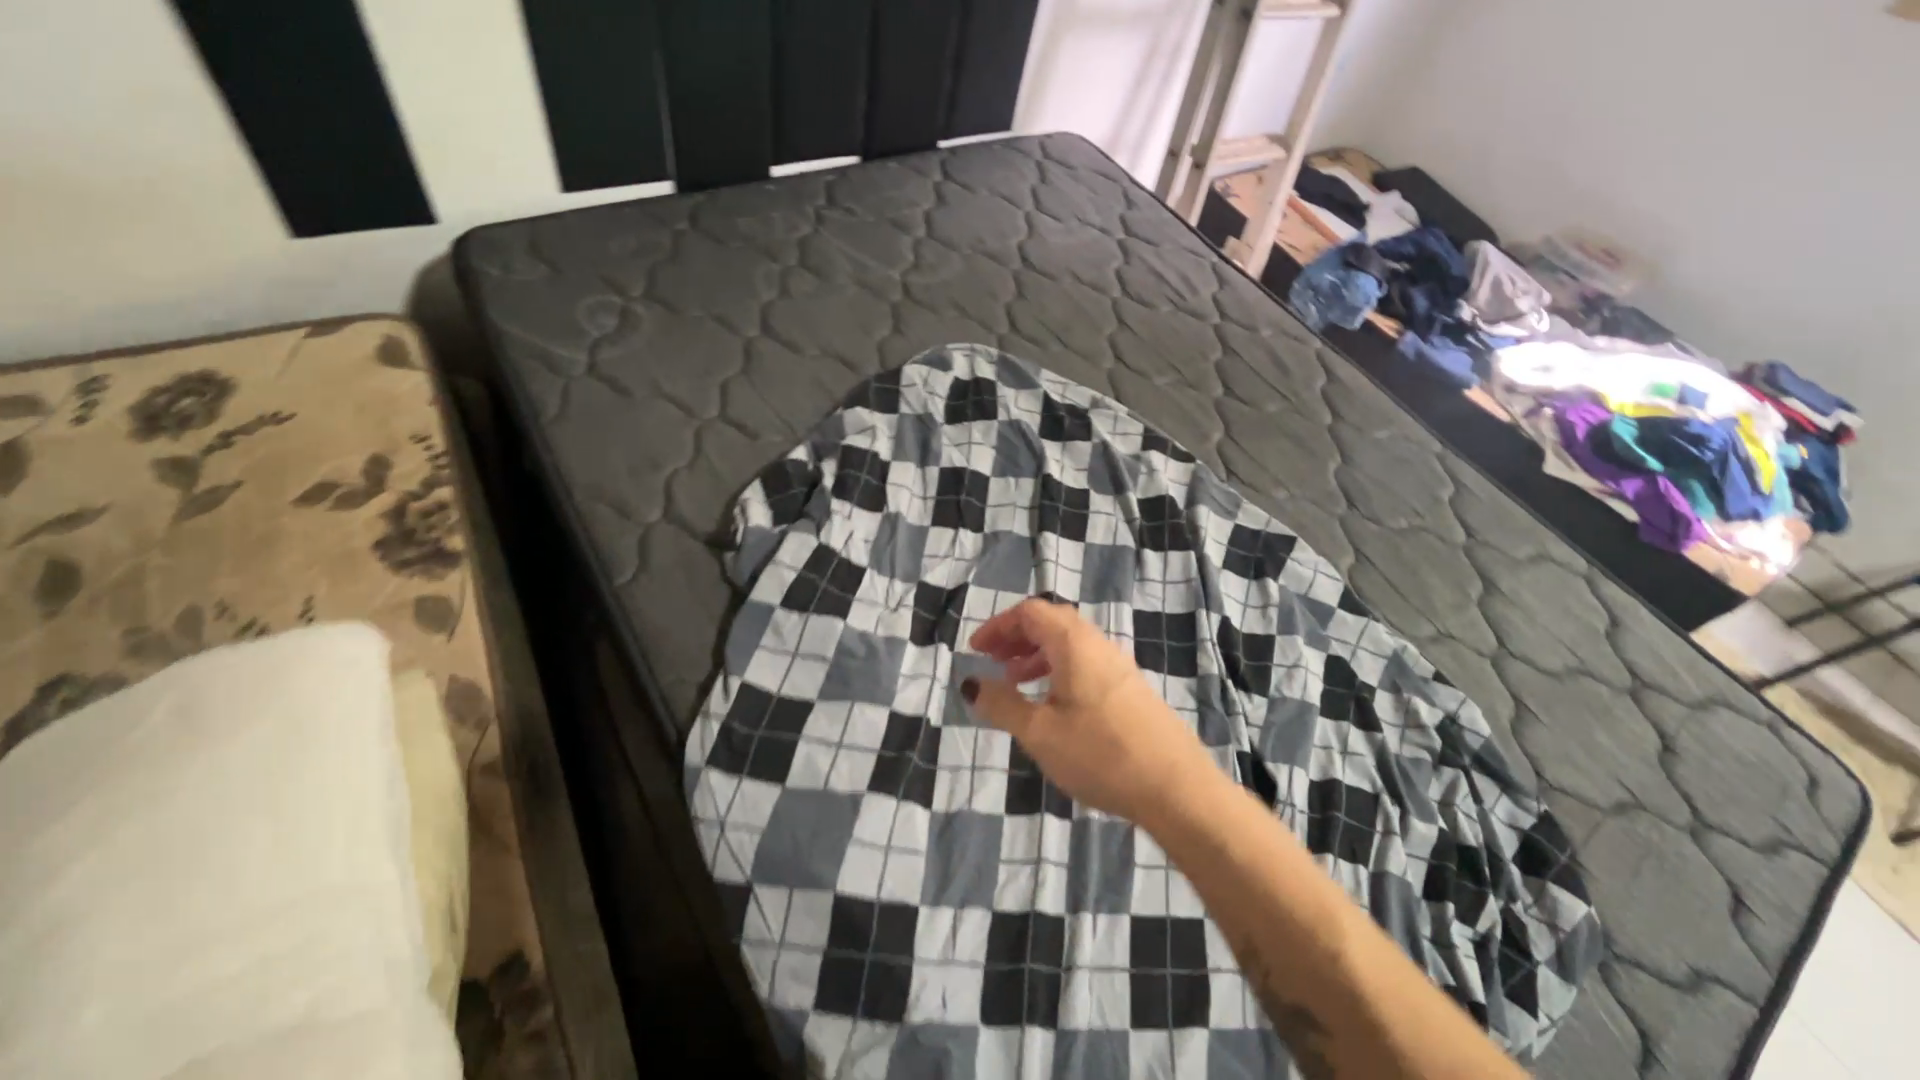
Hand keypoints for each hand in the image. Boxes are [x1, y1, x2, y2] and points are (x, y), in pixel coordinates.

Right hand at [962, 598, 1222, 827]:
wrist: (1175, 788)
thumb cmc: (1099, 755)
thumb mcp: (1039, 732)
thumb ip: (1002, 704)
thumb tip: (971, 682)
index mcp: (1074, 644)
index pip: (1031, 611)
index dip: (999, 625)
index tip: (976, 650)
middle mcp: (1099, 645)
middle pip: (1052, 624)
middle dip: (1016, 638)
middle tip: (992, 663)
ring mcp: (1120, 668)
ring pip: (1071, 647)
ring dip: (1038, 657)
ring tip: (1016, 684)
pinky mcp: (1132, 692)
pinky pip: (1087, 666)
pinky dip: (1060, 673)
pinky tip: (1054, 708)